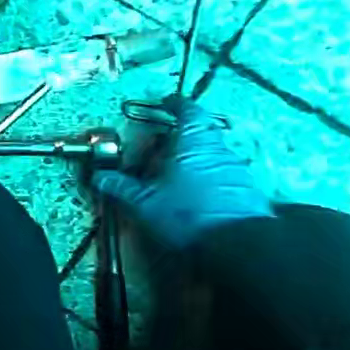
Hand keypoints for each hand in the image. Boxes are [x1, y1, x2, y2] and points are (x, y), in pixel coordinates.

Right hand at [93, 99, 272, 247]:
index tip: (165, 103)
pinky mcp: (250, 193)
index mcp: (194, 142)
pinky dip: (208, 179)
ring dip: (195, 159)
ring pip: (212, 155)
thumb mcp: (146, 202)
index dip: (175, 104)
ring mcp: (238, 171)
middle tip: (162, 147)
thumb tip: (99, 177)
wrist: (238, 246)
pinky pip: (224, 176)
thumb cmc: (187, 213)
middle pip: (201, 132)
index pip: (188, 110)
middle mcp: (219, 150)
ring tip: (176, 175)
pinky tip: (196, 196)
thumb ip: (122, 187)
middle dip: (181, 137)